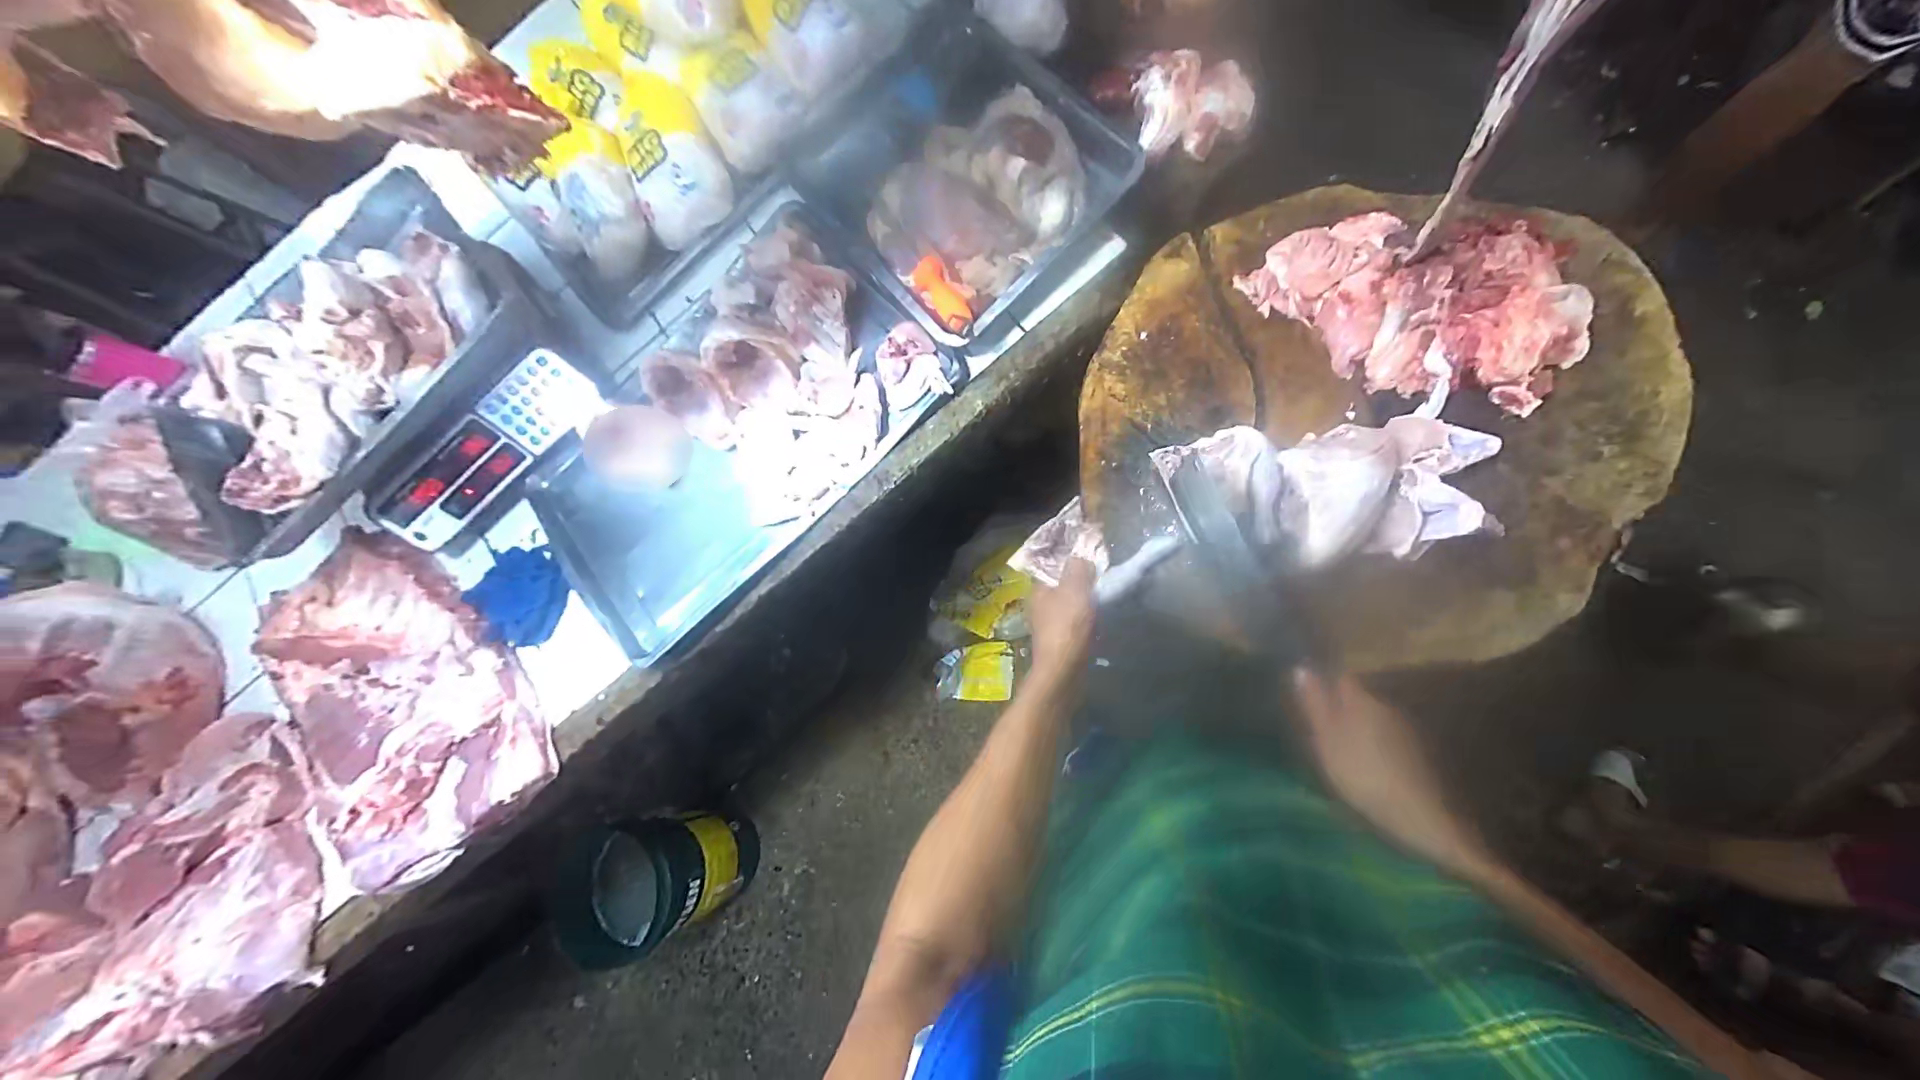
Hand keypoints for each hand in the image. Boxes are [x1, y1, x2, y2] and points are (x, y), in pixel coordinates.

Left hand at [1028, 558, 1095, 679]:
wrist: (1063, 671)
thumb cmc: (1067, 627)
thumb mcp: (1075, 590)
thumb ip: (1078, 568)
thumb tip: (1080, 556)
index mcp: (1038, 589)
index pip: (1050, 564)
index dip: (1068, 556)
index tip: (1088, 551)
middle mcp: (1039, 604)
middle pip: (1061, 583)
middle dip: (1079, 577)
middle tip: (1101, 572)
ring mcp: (1048, 623)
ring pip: (1069, 602)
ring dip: (1085, 598)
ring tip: (1104, 592)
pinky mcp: (1060, 639)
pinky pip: (1075, 620)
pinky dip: (1086, 616)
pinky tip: (1100, 618)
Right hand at [1292, 669, 1497, 882]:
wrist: (1423, 818)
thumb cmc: (1363, 775)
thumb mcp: (1327, 741)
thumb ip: (1315, 705)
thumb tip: (1301, 667)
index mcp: (1362, 701)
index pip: (1342, 677)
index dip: (1326, 682)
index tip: (1312, 694)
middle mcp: (1387, 707)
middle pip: (1360, 698)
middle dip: (1344, 706)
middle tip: (1324, 727)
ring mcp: (1407, 731)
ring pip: (1375, 719)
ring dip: (1361, 728)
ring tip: (1345, 751)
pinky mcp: (1420, 754)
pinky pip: (1388, 740)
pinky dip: (1377, 746)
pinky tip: (1370, 766)